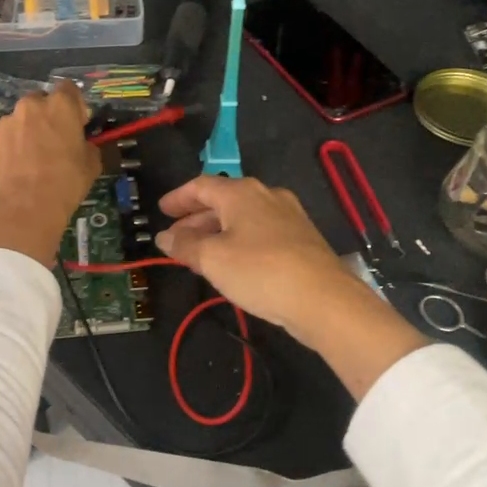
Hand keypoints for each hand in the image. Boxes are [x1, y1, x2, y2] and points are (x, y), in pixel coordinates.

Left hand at [0, 83, 99, 267]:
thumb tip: (82, 146)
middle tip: (51, 142)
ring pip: (18, 121)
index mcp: (59, 106)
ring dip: (25, 133)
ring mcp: (4, 123)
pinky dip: (7, 150)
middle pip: (40, 102)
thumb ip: (87, 146)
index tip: (76, 124)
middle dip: (46, 117)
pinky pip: (2, 140)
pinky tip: (12, 171)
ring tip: (28, 162)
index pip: (68, 88)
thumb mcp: (91, 164)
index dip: (74, 105)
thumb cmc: (65, 183)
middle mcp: (30, 106)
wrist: (25, 208)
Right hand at [155, 176, 426, 396]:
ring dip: (217, 233)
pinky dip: (238, 242)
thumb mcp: (212, 259)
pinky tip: (232, 264)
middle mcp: (266, 196)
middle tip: (176, 239)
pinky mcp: (302, 239)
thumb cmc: (260, 271)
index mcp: (241, 192)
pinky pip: (260, 232)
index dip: (178, 198)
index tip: (162, 211)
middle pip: (223, 201)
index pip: (201, 186)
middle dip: (196, 220)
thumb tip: (164, 237)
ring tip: (200, 255)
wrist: (324, 299)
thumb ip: (184, 246)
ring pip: (243, 218)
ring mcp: (288, 216)